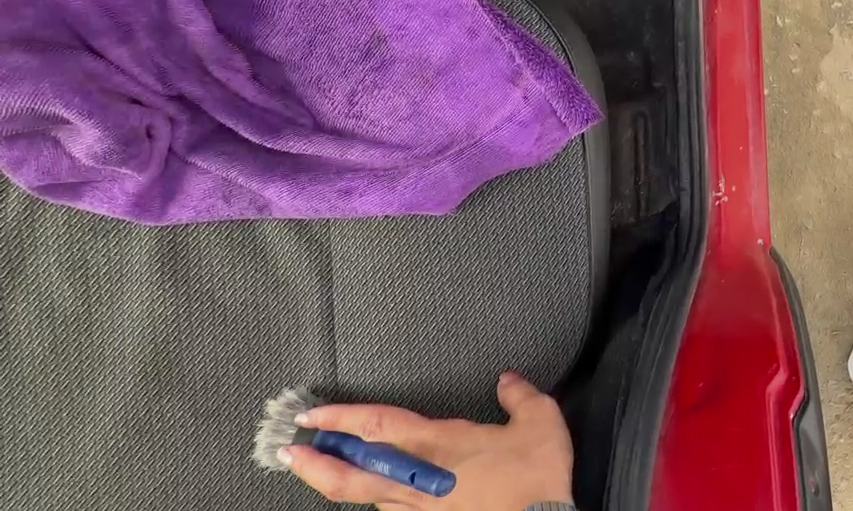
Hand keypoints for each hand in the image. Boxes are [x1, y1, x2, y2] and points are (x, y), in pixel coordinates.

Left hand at [283, 372, 573, 510]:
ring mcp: (418, 507)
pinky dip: (373, 500)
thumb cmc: (534, 472)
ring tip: (323, 471)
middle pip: (351, 473)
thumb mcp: (539, 419)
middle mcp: (418, 477)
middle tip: (289, 452)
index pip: (379, 427)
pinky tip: (375, 497)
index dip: (344, 419)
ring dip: (338, 481)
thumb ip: (519, 394)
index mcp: (440, 443)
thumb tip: (507, 378)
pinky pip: (389, 510)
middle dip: (316, 463)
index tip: (314, 416)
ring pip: (364, 496)